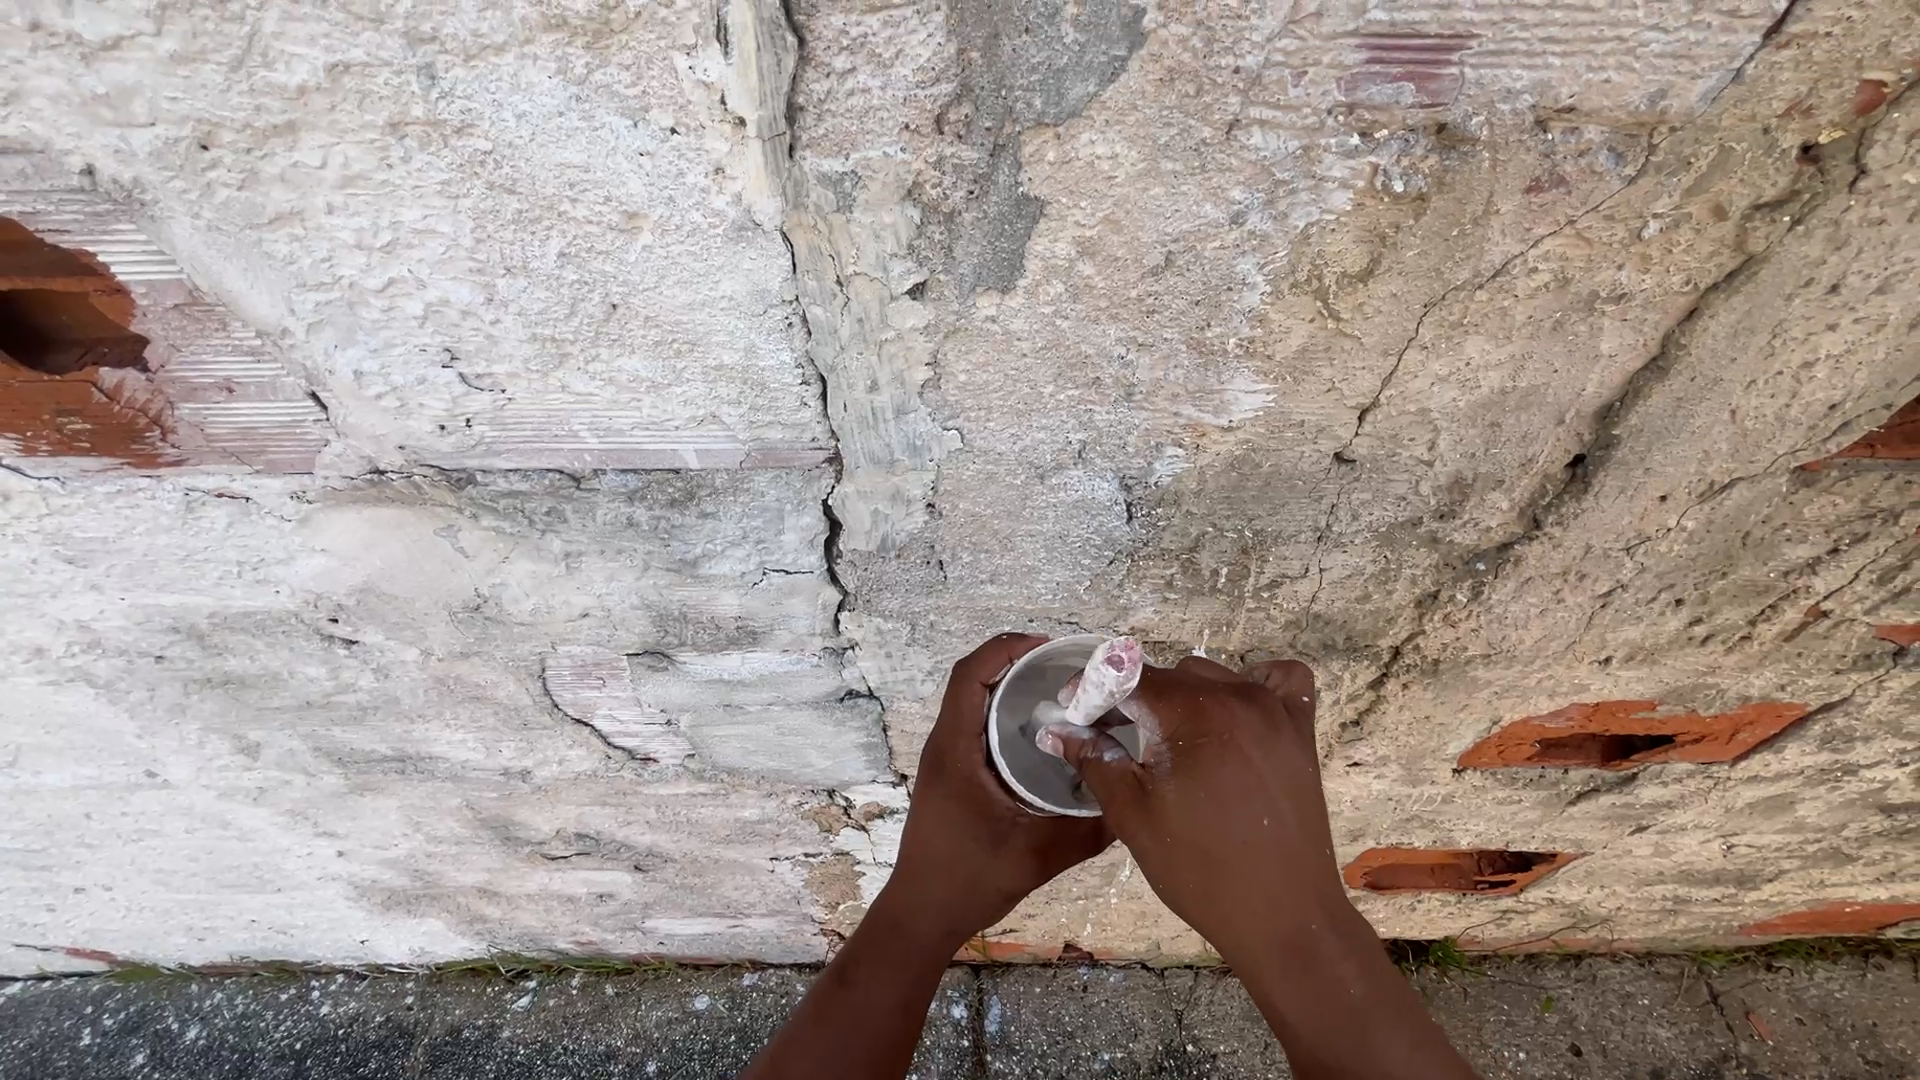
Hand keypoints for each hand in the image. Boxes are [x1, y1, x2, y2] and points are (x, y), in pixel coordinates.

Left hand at [881, 633, 1114, 948]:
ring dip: (1007, 686)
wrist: (921, 913)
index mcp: (954, 749)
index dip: (1005, 649)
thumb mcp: (1035, 857)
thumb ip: (1086, 833)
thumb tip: (1132, 806)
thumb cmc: (967, 880)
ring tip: (1057, 689)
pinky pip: (975, 725)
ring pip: (972, 702)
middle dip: (1014, 661)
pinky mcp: (951, 773)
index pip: (969, 675)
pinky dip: (1003, 713)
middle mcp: (945, 744)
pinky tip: (1040, 732)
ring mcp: (945, 758)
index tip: (1048, 645)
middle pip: (971, 680)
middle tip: (1063, 665)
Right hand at [1039, 655, 1342, 961]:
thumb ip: (1093, 758)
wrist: (1283, 918)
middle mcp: (1237, 697)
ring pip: (1213, 675)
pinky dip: (1253, 684)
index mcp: (1193, 713)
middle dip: (1134, 699)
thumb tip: (1054, 730)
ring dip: (1183, 696)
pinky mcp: (1301, 729)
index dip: (1093, 689)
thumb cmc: (1199, 869)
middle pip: (1168, 676)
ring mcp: (1275, 710)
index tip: (1073, 710)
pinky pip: (1278, 679)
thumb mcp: (1131, 814)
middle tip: (1115, 735)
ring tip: (1170, 739)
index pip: (1128, 676)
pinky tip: (1234, 716)